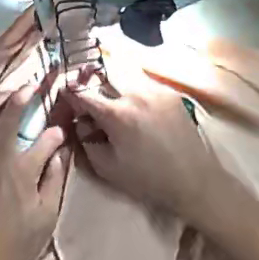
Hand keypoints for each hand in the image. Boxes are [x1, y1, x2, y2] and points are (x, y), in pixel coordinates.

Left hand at [0, 80, 69, 259]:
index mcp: (22, 167)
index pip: (46, 138)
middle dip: (25, 94)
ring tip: (7, 92)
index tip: (61, 133)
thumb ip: (55, 181)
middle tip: (33, 87)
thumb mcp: (45, 218)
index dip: (57, 133)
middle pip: (10, 111)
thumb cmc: (12, 245)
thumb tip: (61, 153)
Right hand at [65, 62, 224, 223]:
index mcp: (116, 114)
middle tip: (92, 103)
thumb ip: (86, 142)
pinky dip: (135, 94)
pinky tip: (140, 112)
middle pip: (103, 79)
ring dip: (115, 90)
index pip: (82, 93)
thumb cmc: (147, 179)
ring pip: (125, 79)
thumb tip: (80, 124)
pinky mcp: (170, 92)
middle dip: (93, 88)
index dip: (69, 94)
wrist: (193, 181)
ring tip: (118, 108)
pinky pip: (144, 85)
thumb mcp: (107, 168)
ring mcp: (155, 90)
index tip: (65, 96)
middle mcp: (134, 93)